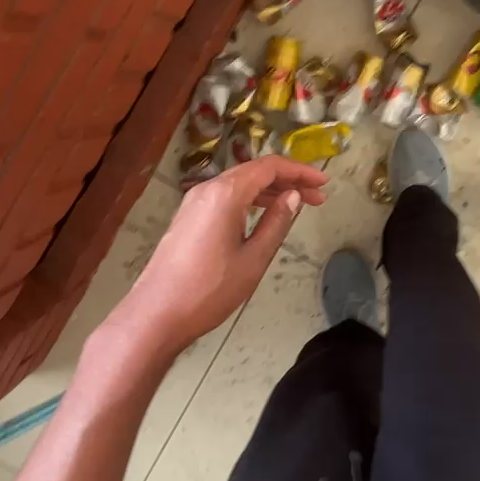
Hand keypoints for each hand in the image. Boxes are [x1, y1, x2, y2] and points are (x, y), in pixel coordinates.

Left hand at [114, 157, 328, 354]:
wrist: (156, 314)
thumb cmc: (209, 289)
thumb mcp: (254, 259)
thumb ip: (276, 223)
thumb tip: (293, 196)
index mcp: (225, 193)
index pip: (269, 166)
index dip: (299, 171)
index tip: (323, 184)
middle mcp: (207, 189)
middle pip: (254, 172)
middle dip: (288, 180)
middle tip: (318, 198)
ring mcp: (194, 203)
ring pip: (239, 184)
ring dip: (270, 191)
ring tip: (298, 206)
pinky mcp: (188, 218)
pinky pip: (225, 198)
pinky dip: (250, 200)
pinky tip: (265, 215)